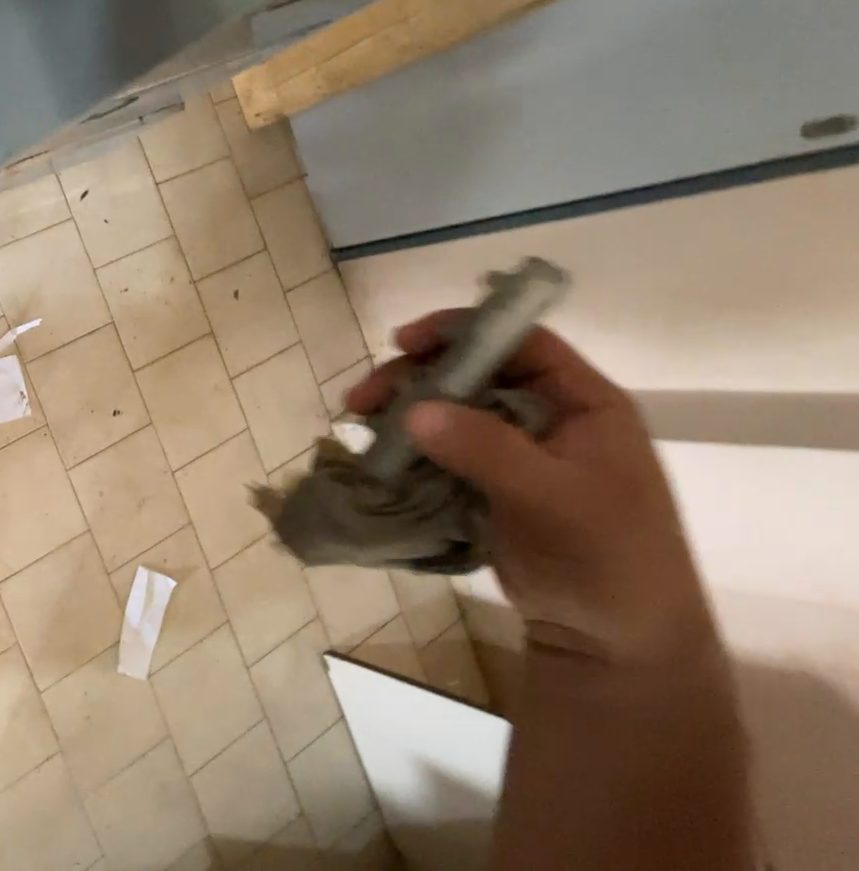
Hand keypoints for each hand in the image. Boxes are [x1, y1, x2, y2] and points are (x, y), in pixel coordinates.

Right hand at [347, 312, 713, 664]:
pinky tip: (376, 454)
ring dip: (402, 411)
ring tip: (359, 427)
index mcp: (584, 404)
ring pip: (449, 408)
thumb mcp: (551, 499)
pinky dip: (406, 445)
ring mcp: (516, 450)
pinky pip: (441, 447)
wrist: (612, 640)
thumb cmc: (604, 560)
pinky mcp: (489, 482)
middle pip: (472, 371)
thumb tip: (414, 410)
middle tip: (361, 401)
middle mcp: (548, 416)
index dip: (463, 331)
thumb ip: (486, 448)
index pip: (521, 342)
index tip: (404, 343)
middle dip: (413, 377)